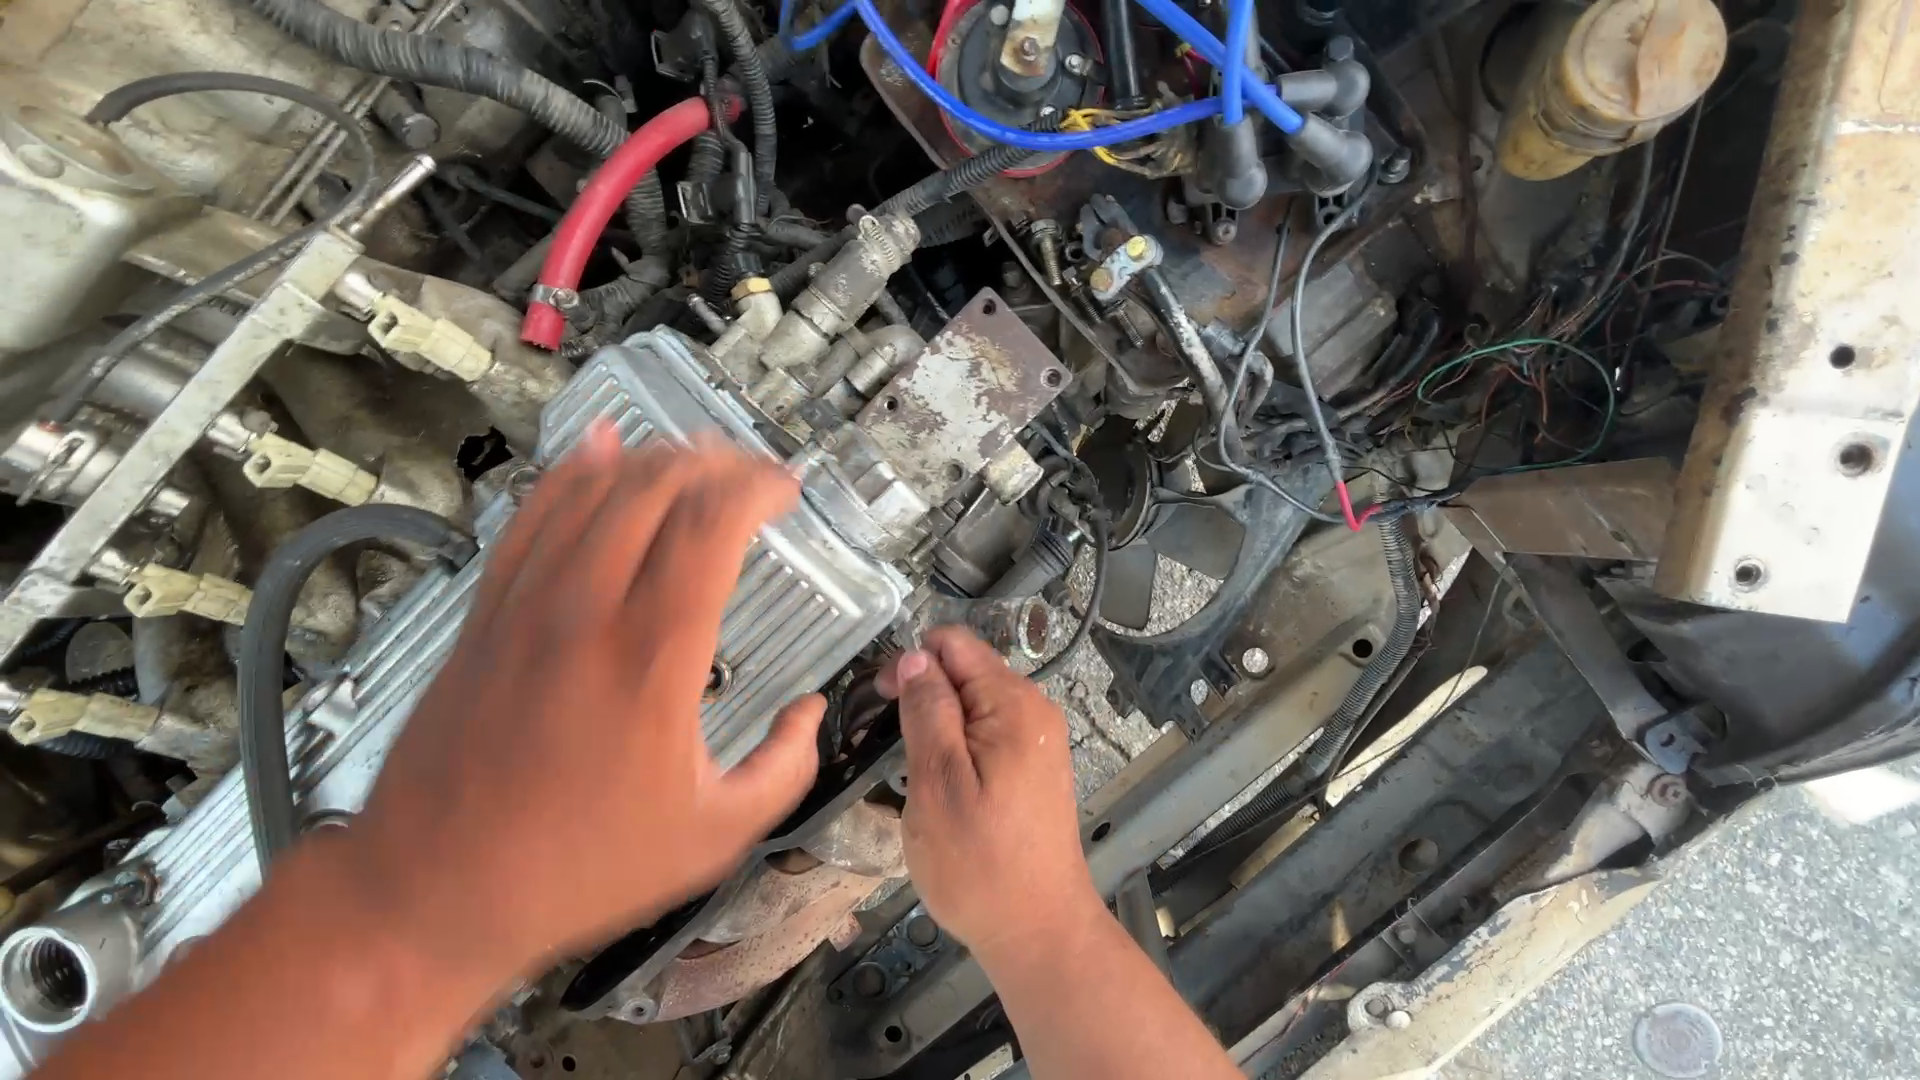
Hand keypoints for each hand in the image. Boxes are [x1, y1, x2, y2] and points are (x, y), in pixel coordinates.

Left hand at [325, 427, 825, 983]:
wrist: (430, 891)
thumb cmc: (582, 867)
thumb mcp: (716, 835)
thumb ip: (786, 766)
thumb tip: (810, 710)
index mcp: (653, 658)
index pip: (711, 526)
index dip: (757, 488)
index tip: (787, 490)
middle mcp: (588, 610)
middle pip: (655, 486)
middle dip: (717, 461)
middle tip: (754, 475)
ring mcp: (527, 603)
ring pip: (594, 487)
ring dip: (656, 459)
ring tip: (699, 462)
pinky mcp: (487, 610)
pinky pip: (532, 513)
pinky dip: (573, 470)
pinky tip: (599, 447)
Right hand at [878, 627, 1100, 962]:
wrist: (1039, 931)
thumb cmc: (979, 862)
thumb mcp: (937, 781)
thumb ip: (927, 710)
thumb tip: (915, 656)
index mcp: (1013, 702)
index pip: (955, 644)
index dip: (910, 661)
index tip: (880, 701)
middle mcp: (1034, 709)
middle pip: (967, 671)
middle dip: (925, 694)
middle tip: (894, 747)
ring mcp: (1040, 739)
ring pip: (975, 704)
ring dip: (940, 724)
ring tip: (918, 771)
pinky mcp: (1037, 767)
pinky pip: (990, 733)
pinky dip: (961, 746)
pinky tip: (947, 785)